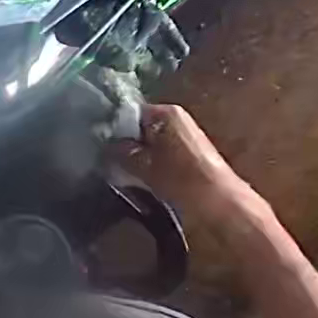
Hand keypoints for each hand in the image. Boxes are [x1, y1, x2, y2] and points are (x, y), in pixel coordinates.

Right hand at [113, 104, 267, 234]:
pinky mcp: (187, 158)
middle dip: (124, 146)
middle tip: (107, 163)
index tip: (98, 145)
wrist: (218, 204)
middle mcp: (176, 120)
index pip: (129, 113)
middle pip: (138, 129)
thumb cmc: (180, 178)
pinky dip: (148, 168)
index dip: (112, 129)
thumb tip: (104, 146)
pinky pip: (159, 157)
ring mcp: (183, 139)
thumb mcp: (142, 165)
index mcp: (166, 113)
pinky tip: (139, 183)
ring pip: (148, 145)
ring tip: (120, 175)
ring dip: (135, 160)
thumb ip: (120, 152)